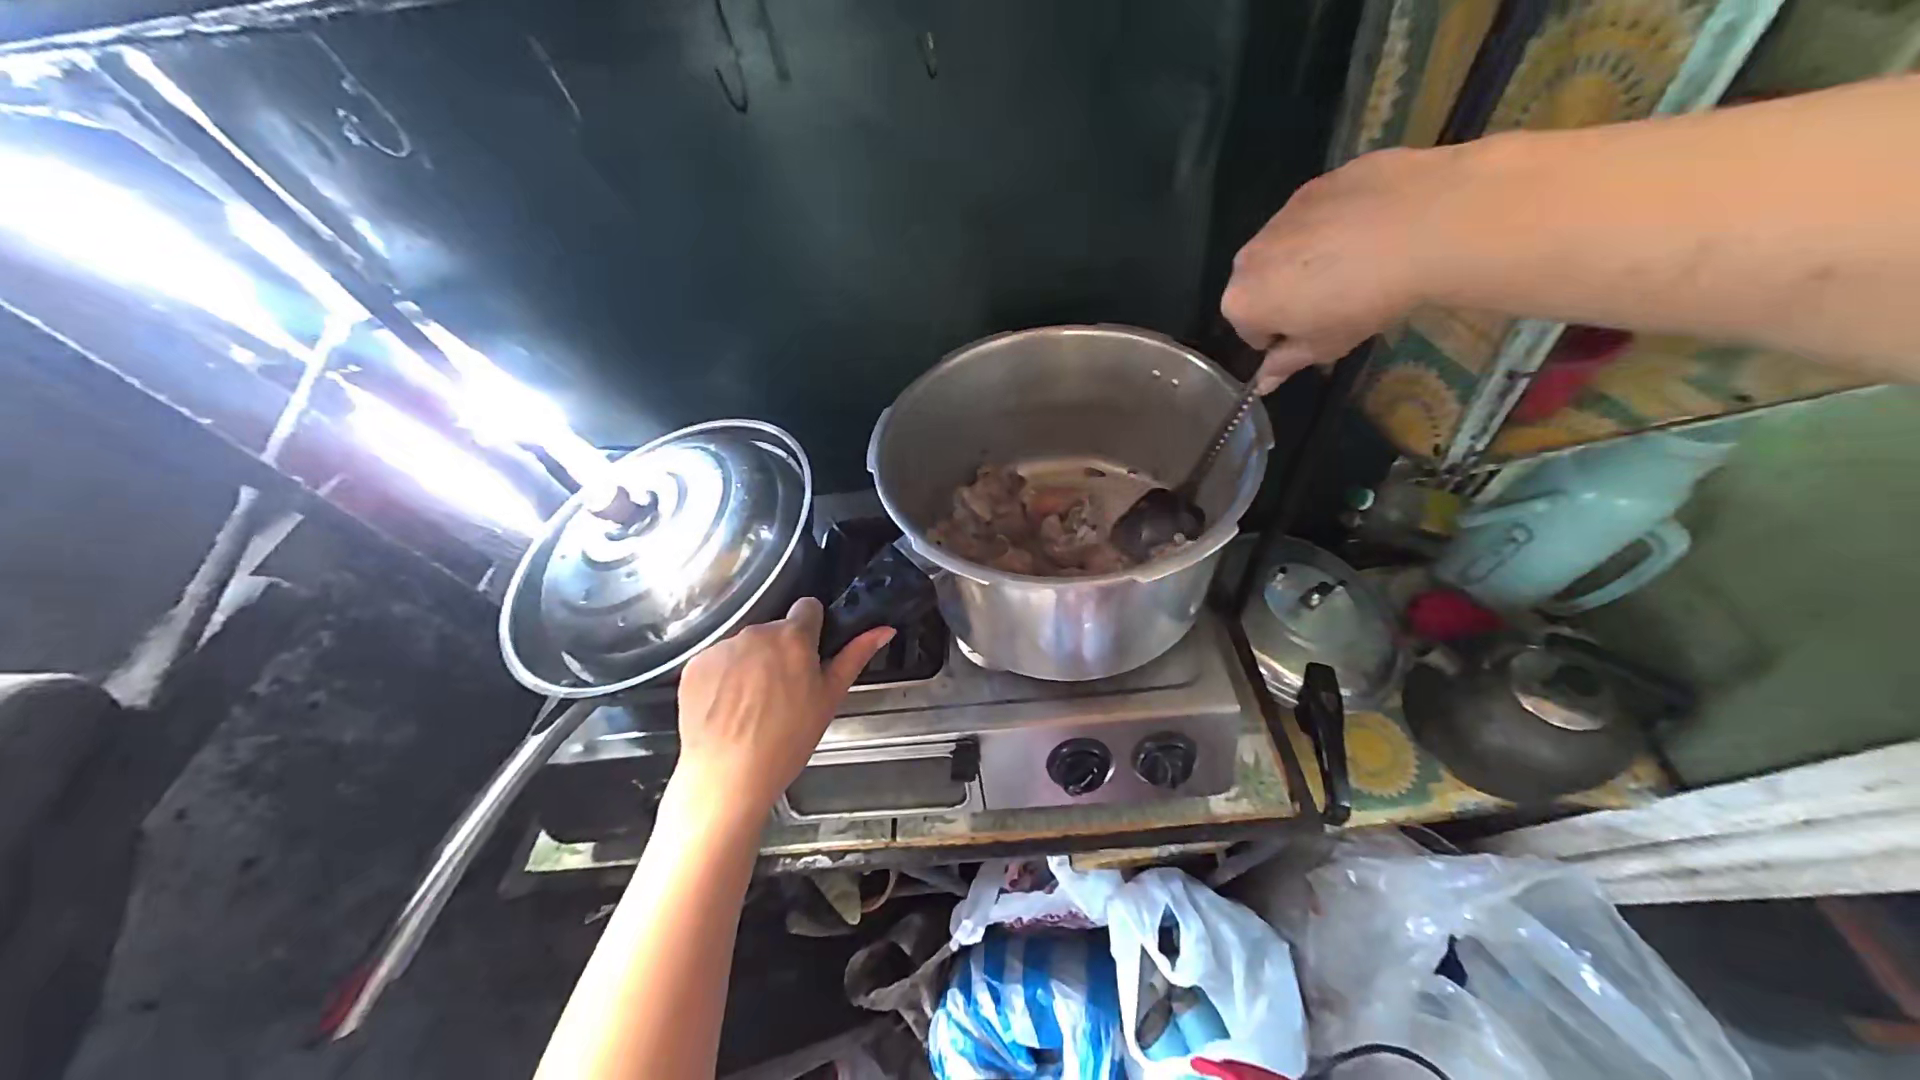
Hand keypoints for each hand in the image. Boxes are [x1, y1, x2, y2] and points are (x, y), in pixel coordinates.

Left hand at [671, 597, 894, 816]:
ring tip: (755, 704)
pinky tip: (730, 707)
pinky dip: (723, 678)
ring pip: (746, 645)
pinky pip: (716, 660)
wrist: (728, 775)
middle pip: (775, 629)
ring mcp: (722, 648)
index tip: (809, 653)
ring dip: (752, 663)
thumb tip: (882, 630)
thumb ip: (856, 656)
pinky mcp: (696, 664)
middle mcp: (756, 633)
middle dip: (781, 651)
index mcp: (794, 637)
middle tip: (785, 690)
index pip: (808, 608)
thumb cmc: (785, 741)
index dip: (812, 630)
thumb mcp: (830, 698)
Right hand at [1222, 146, 1446, 391]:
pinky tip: (1372, 228)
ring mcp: (1280, 215)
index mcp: (1241, 302)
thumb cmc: (1366, 301)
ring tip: (1358, 261)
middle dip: (1286, 294)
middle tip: (1336, 299)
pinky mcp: (1316, 183)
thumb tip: (1262, 384)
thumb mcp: (1326, 346)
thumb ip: (1286, 363)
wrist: (1429, 224)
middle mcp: (1247, 257)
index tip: (1317, 332)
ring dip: (1307, 258)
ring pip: (1285, 247)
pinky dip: (1334, 223)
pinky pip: (1315, 213)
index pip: (1251, 332)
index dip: (1284, 337)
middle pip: (1261, 285)